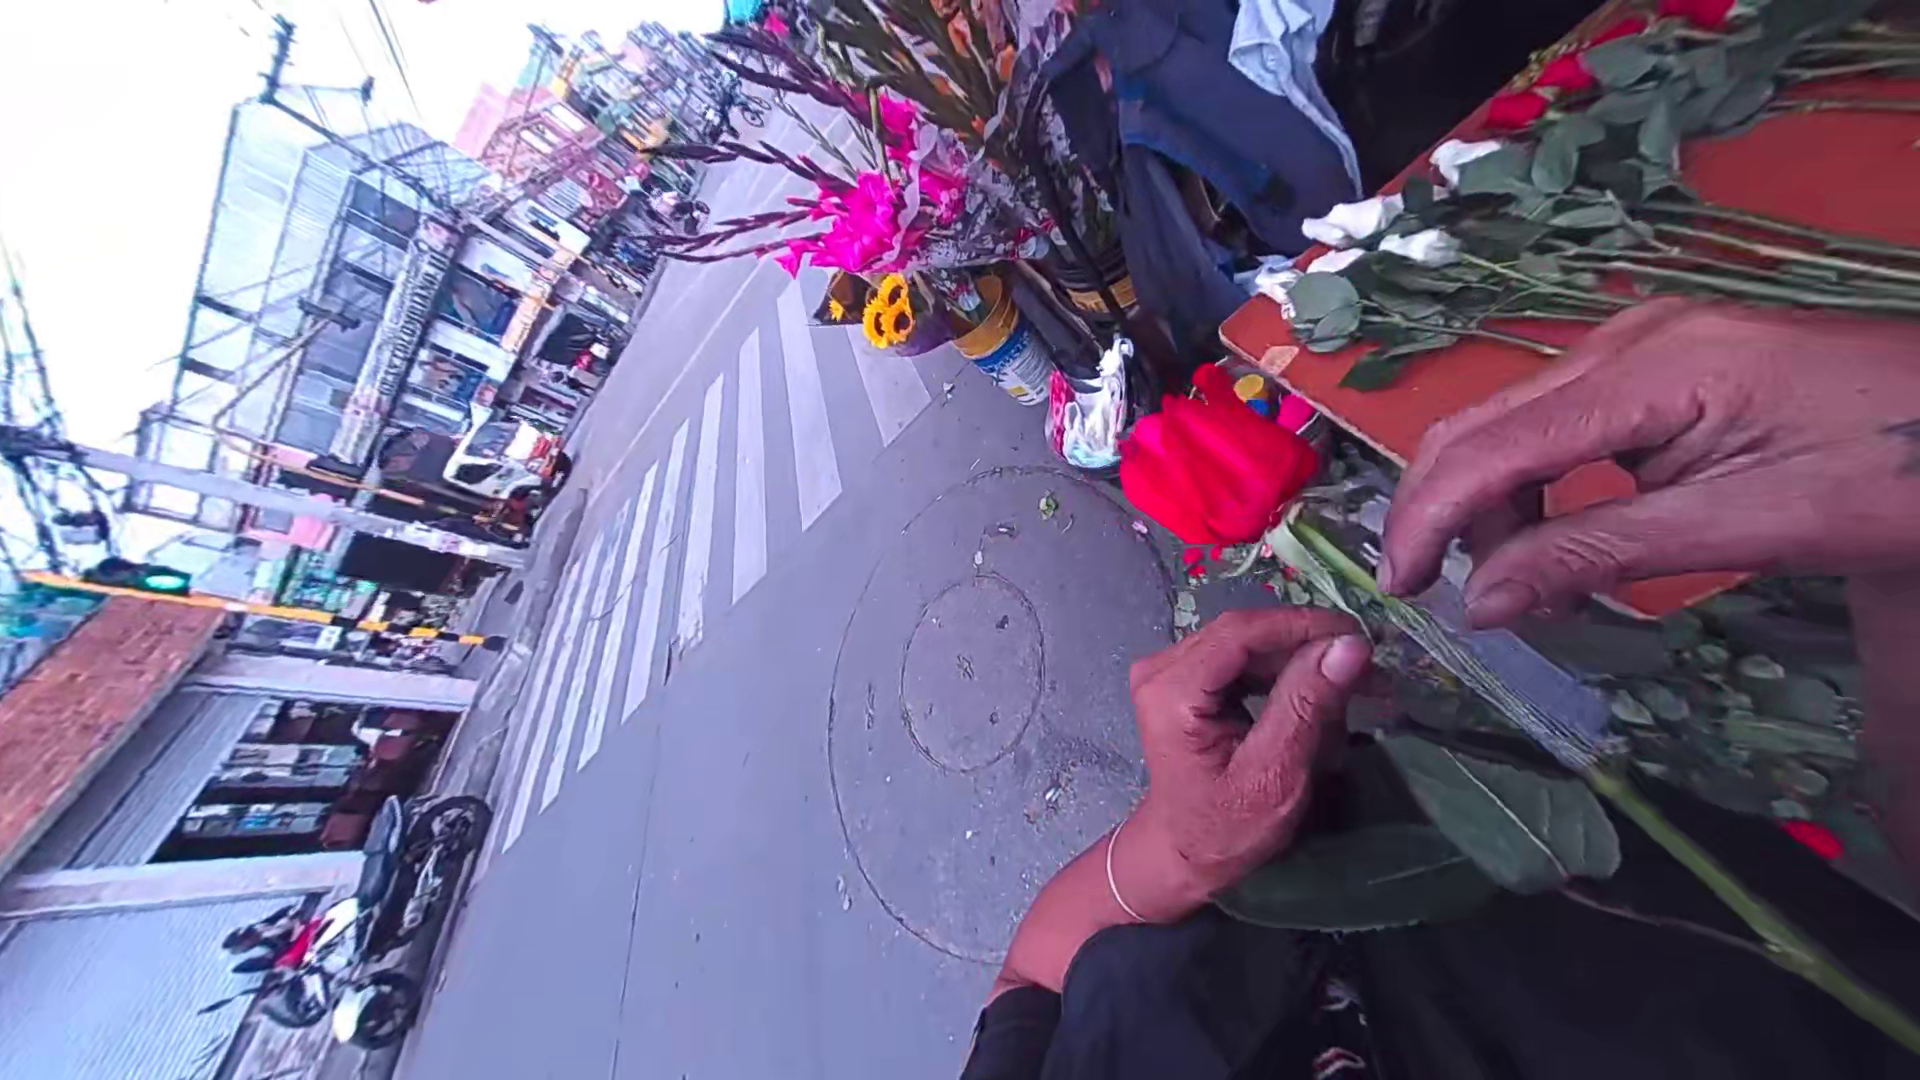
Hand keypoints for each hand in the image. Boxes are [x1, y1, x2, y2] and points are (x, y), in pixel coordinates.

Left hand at [1116, 609, 1372, 917]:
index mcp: (1170, 690)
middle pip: (1240, 635)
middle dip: (1306, 646)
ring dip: (1297, 660)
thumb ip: (1306, 706)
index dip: (1300, 626)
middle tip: (1369, 668)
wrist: (1182, 847)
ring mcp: (1165, 671)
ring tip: (1350, 685)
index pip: (1238, 633)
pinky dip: (1277, 673)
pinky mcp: (1179, 679)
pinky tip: (1312, 693)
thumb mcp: (1275, 774)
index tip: (1359, 636)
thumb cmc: (1225, 826)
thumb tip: (1348, 647)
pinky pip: (1235, 660)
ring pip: (1243, 644)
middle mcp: (1159, 668)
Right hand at [1380, 300, 1919, 626]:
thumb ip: (1595, 556)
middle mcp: (1615, 344)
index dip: (1427, 520)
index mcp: (1651, 368)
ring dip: (1476, 508)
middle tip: (1420, 581)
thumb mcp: (1756, 525)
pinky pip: (1532, 432)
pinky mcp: (1630, 370)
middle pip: (1469, 431)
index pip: (1489, 449)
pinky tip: (1540, 531)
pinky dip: (1516, 492)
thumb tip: (1480, 605)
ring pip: (1491, 433)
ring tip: (1508, 572)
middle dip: (1430, 512)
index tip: (1400, 585)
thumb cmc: (1917, 472)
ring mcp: (1621, 350)